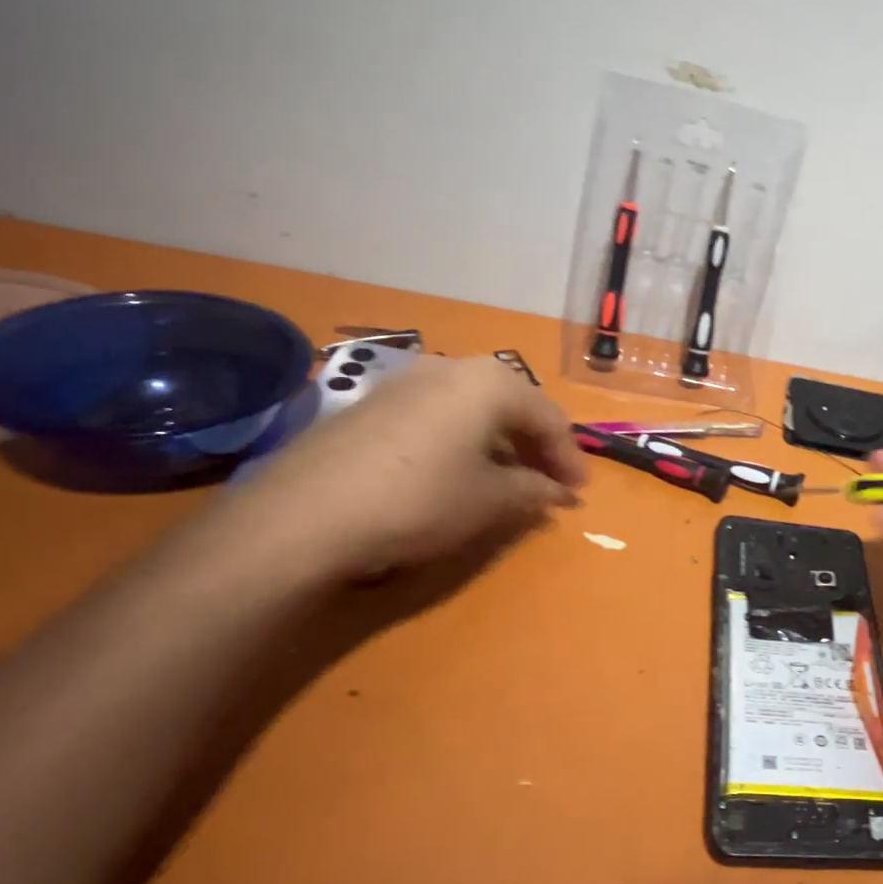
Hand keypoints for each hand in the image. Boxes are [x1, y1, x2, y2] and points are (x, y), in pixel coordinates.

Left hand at [230, 354, 586, 577]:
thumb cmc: (420, 500)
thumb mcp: (490, 502)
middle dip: (534, 445)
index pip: (550, 417)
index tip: (578, 493)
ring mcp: (404, 381)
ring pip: (471, 408)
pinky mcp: (369, 404)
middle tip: (547, 483)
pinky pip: (435, 416)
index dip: (569, 458)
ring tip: (504, 480)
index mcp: (490, 382)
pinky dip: (458, 441)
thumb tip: (557, 491)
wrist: (304, 515)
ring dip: (497, 442)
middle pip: (511, 404)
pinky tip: (453, 473)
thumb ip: (534, 491)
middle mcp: (450, 368)